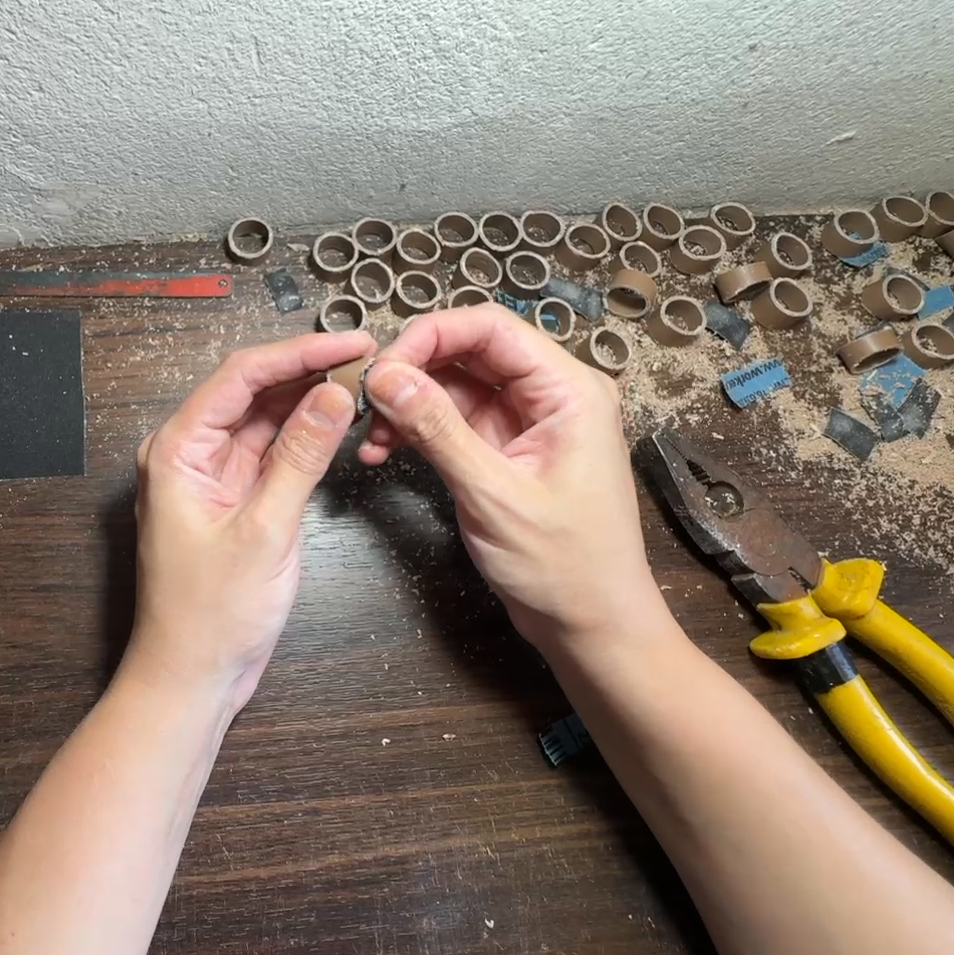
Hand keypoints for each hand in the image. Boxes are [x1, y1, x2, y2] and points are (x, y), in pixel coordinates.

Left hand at [127, 330, 376, 712]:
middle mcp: (189, 452)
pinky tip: (335, 421)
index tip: (351, 343)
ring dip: (308, 400)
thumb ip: (300, 457)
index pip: (239, 376)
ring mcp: (212, 474)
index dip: (298, 353)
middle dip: (307, 371)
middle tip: (367, 359)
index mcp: (176, 449)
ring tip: (361, 381)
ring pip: (264, 419)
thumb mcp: (264, 530)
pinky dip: (302, 436)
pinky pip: (270, 452)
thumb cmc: (211, 614)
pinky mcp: (233, 497)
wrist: (192, 677)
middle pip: (251, 391)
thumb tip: (335, 394)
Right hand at [357, 304, 664, 650]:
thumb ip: (438, 429)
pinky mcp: (501, 448)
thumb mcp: (493, 493)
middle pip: (467, 353)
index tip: (379, 368)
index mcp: (567, 389)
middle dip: (411, 372)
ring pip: (452, 387)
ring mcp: (522, 422)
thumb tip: (384, 376)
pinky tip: (381, 452)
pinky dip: (415, 432)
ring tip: (369, 438)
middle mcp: (547, 394)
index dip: (429, 336)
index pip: (490, 329)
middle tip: (364, 403)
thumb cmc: (562, 564)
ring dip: (406, 406)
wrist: (589, 625)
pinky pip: (449, 422)